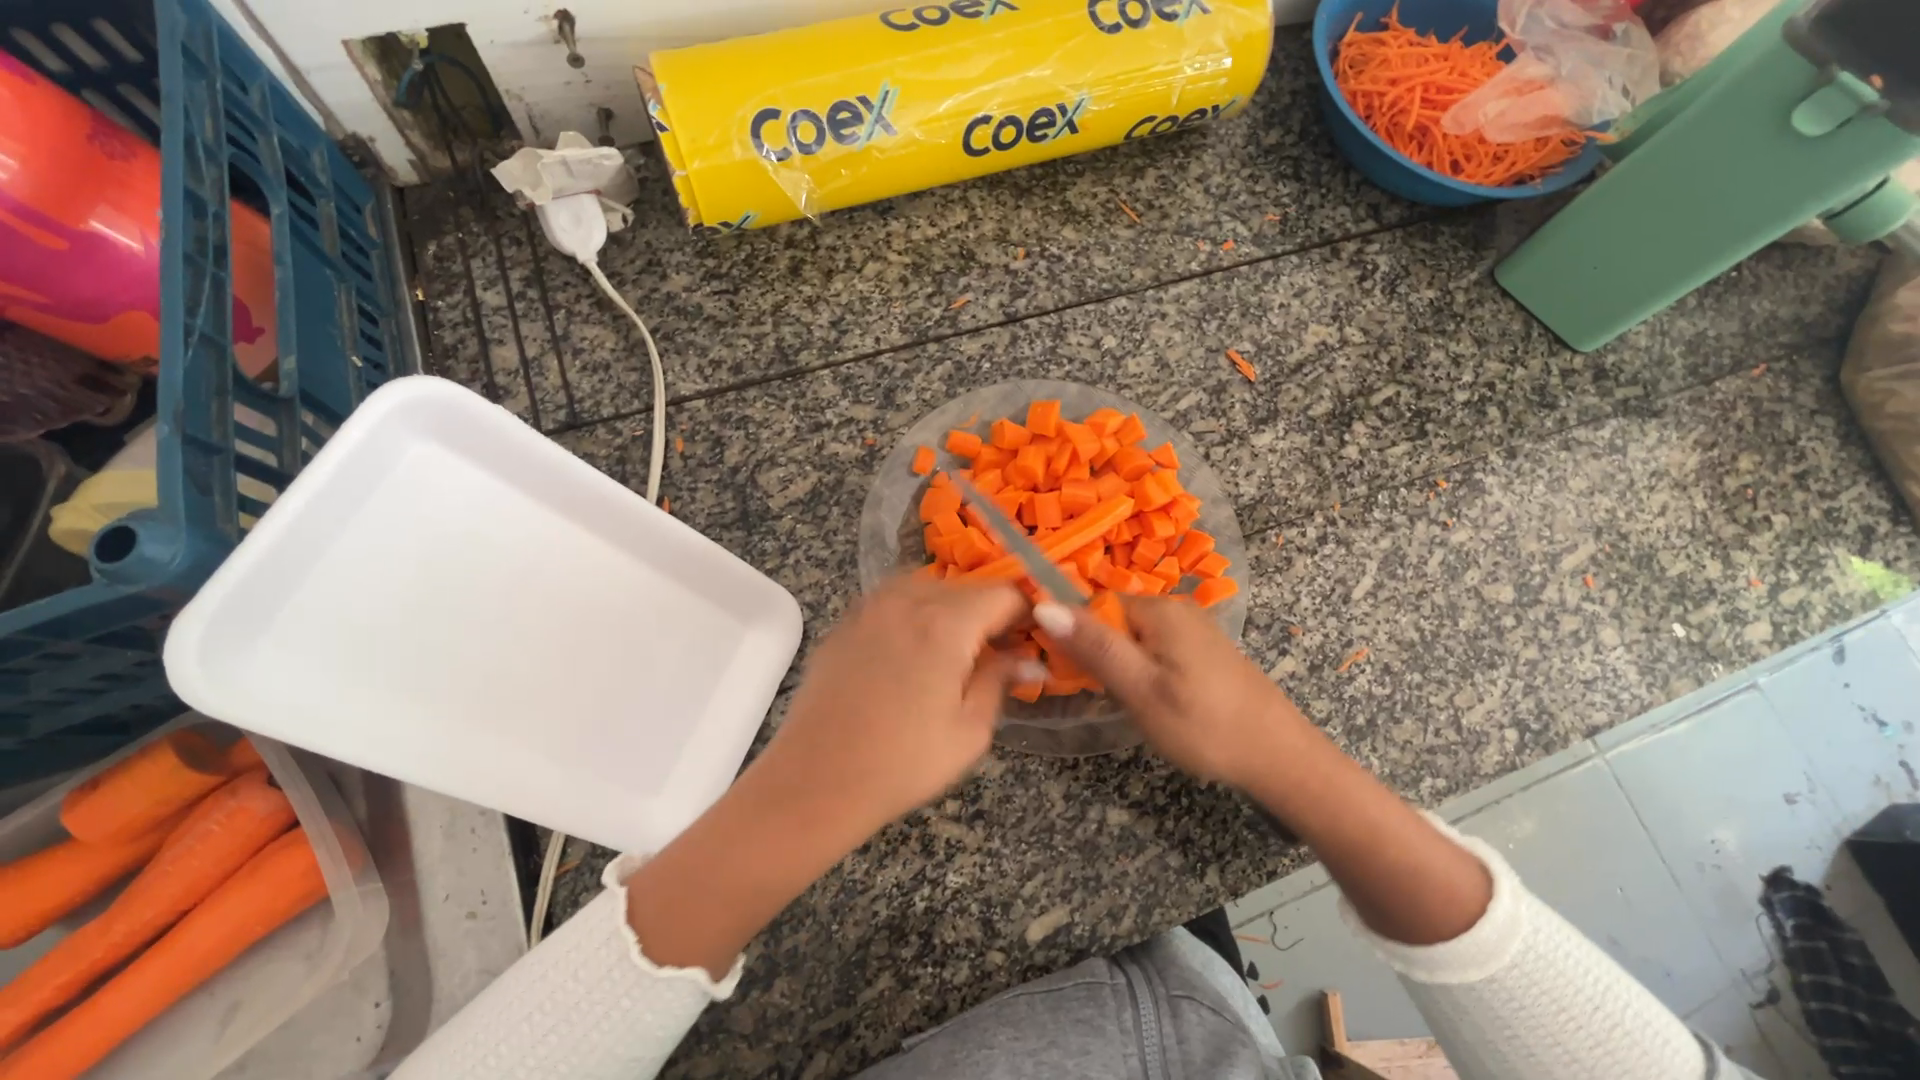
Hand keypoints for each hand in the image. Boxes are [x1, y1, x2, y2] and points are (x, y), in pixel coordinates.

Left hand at [758, 577, 1033, 837]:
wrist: (816, 781)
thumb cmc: (903, 764)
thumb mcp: (969, 730)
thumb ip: (1000, 681)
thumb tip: (1029, 659)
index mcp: (946, 623)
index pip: (1004, 593)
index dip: (1027, 613)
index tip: (1034, 638)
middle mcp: (906, 600)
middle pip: (964, 586)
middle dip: (988, 612)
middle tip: (1000, 652)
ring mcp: (869, 608)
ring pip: (926, 588)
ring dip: (950, 610)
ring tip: (956, 653)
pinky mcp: (843, 625)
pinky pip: (891, 604)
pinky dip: (913, 616)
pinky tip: (912, 656)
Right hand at [1034, 597, 1309, 789]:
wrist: (1280, 757)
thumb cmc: (1205, 727)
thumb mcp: (1140, 690)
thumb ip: (1095, 646)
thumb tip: (1043, 606)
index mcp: (1159, 610)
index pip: (1093, 605)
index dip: (1075, 636)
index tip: (1070, 674)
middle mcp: (1177, 609)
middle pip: (1114, 619)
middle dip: (1099, 654)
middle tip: (1106, 697)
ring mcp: (1195, 629)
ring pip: (1134, 638)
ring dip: (1121, 667)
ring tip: (1131, 705)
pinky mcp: (1205, 651)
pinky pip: (1156, 649)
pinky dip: (1145, 672)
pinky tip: (1157, 703)